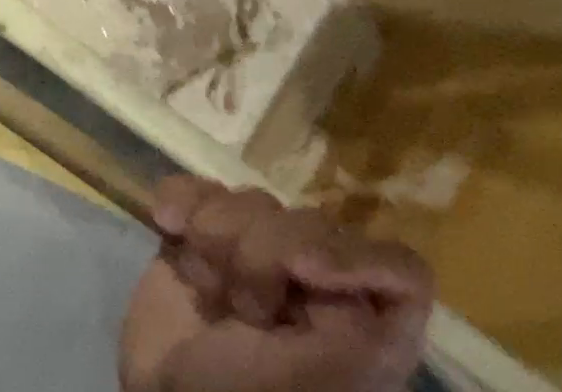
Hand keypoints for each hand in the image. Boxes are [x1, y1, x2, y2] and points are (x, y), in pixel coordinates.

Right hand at [120, 177, 431, 391]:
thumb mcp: (327, 373)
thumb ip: (354, 324)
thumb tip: (310, 255)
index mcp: (367, 317)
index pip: (393, 261)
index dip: (348, 253)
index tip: (300, 269)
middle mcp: (316, 278)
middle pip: (305, 221)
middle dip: (257, 256)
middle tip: (241, 306)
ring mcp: (249, 251)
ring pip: (245, 200)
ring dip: (213, 238)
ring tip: (205, 286)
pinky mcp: (194, 235)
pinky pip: (192, 188)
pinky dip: (177, 201)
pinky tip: (167, 226)